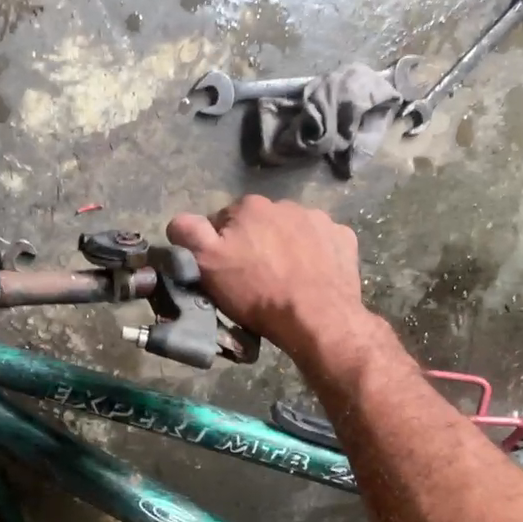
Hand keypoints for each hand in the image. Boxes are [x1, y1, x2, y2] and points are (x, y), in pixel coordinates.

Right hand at [166, 197, 371, 361]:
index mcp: (249, 206)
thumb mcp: (206, 264)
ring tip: (282, 279)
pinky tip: (308, 276)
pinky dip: (313, 254)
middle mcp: (285, 204)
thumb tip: (179, 221)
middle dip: (252, 243)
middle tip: (252, 277)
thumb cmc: (255, 291)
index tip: (224, 270)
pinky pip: (320, 241)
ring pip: (289, 231)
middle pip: (257, 224)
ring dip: (282, 247)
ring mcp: (318, 220)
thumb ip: (187, 233)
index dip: (219, 246)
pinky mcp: (343, 239)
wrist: (316, 317)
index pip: (222, 221)